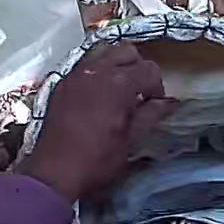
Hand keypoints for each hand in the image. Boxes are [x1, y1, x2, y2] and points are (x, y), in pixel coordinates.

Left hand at [19, 43, 177, 201]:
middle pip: (126, 51)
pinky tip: (97, 95)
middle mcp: (96, 70)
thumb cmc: (97, 159)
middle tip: (139, 94)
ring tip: (118, 90)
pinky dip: (97, 71)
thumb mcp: (130, 140)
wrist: (54, 171)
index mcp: (118, 83)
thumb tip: (169, 103)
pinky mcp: (62, 83)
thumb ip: (150, 115)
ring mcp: (76, 74)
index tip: (153, 106)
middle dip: (138, 68)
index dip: (157, 87)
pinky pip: (85, 65)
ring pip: (103, 52)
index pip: (149, 69)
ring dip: (116, 64)